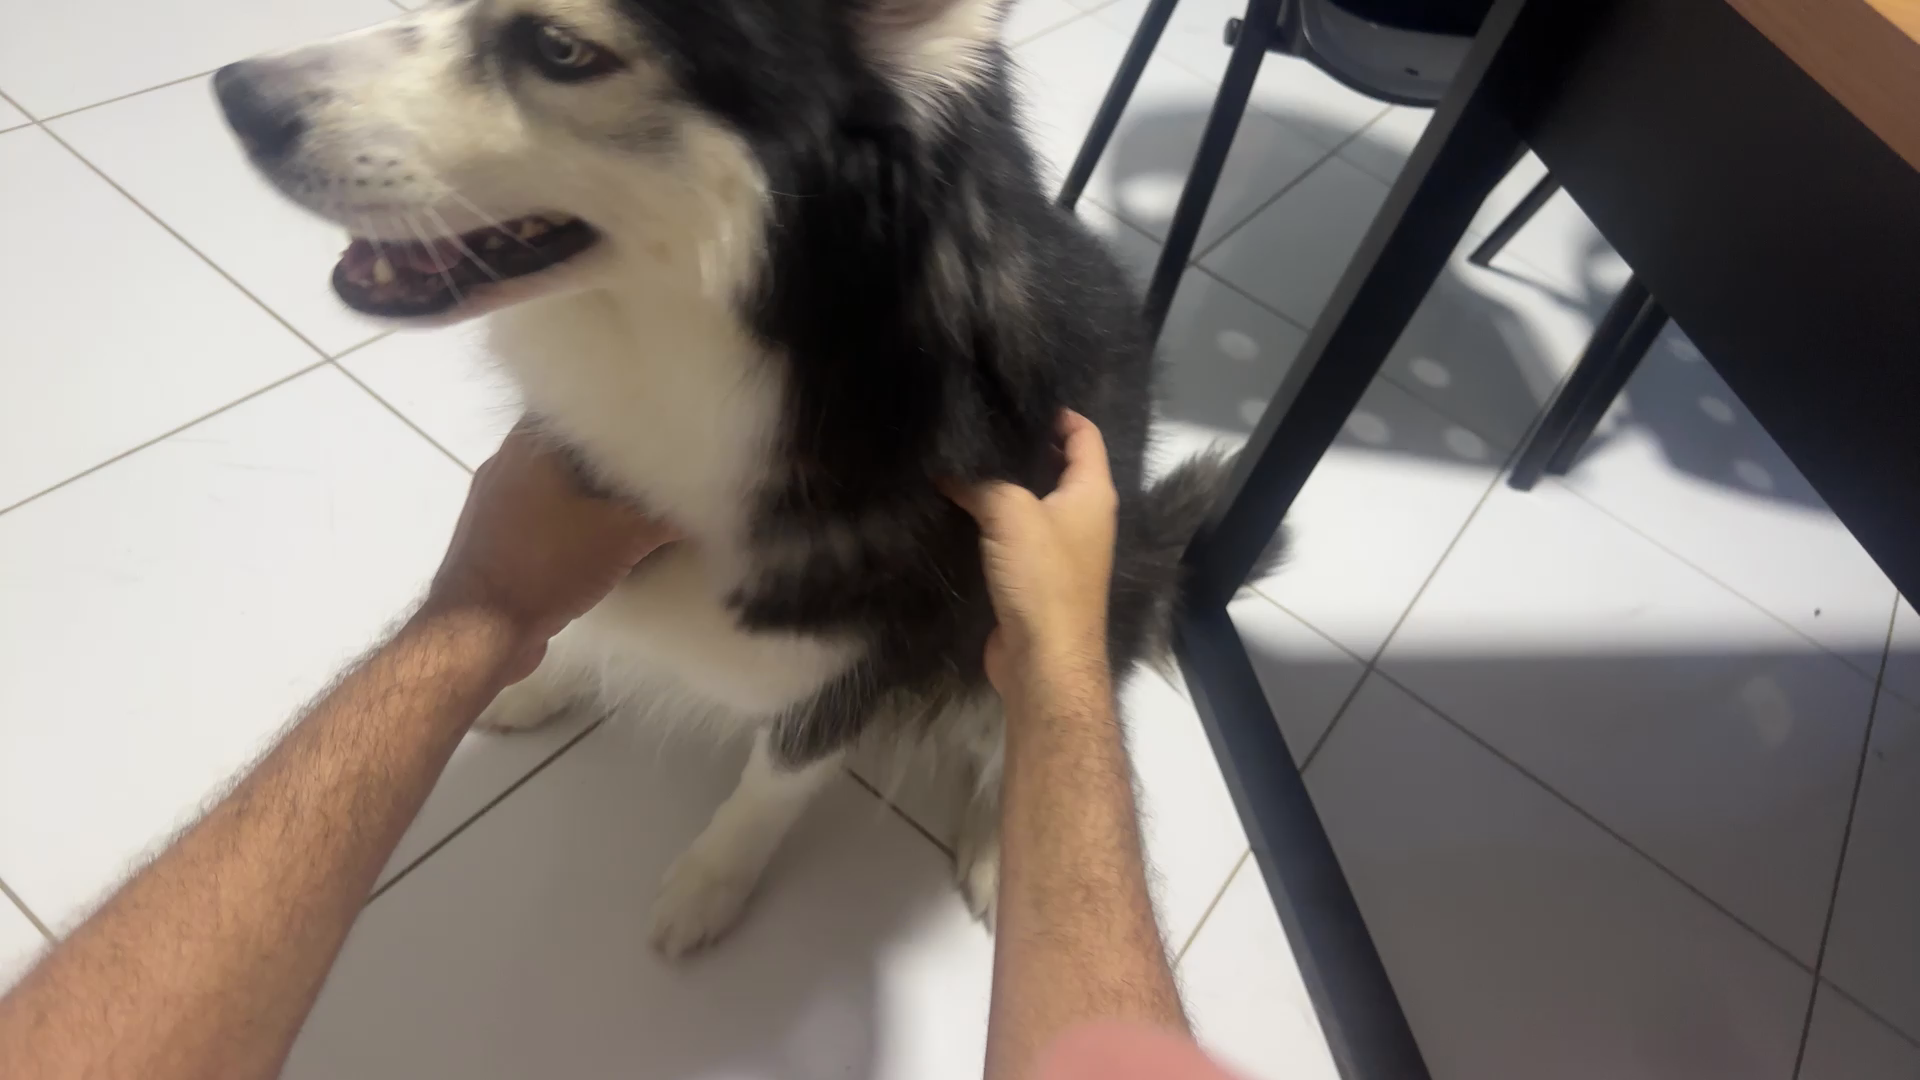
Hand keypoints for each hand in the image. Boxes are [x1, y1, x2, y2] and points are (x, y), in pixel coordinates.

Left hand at [423, 422, 679, 682]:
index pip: (578, 412)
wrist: (481, 631)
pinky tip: (604, 537)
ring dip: (593, 493)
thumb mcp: (625, 536)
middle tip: (656, 466)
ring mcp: (494, 504)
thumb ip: (667, 515)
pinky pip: (544, 514)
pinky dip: (575, 519)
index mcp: (529, 448)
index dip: (618, 418)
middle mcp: (505, 465)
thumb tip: (708, 503)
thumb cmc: (550, 565)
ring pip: (556, 484)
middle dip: (612, 460)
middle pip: (569, 449)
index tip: (654, 427)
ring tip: (637, 502)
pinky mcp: (493, 539)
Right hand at [946, 410, 1117, 699]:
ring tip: (963, 456)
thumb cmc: (1042, 577)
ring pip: (1033, 501)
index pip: (1084, 434)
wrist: (1044, 660)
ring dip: (1004, 483)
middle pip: (1058, 465)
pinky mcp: (1036, 576)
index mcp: (1091, 493)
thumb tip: (945, 467)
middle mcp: (1082, 516)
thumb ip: (980, 482)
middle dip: (1024, 445)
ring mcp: (1061, 548)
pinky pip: (1015, 533)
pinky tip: (961, 506)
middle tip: (980, 425)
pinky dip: (994, 518)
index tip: (1018, 398)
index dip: (1058, 412)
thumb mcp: (1011, 513)